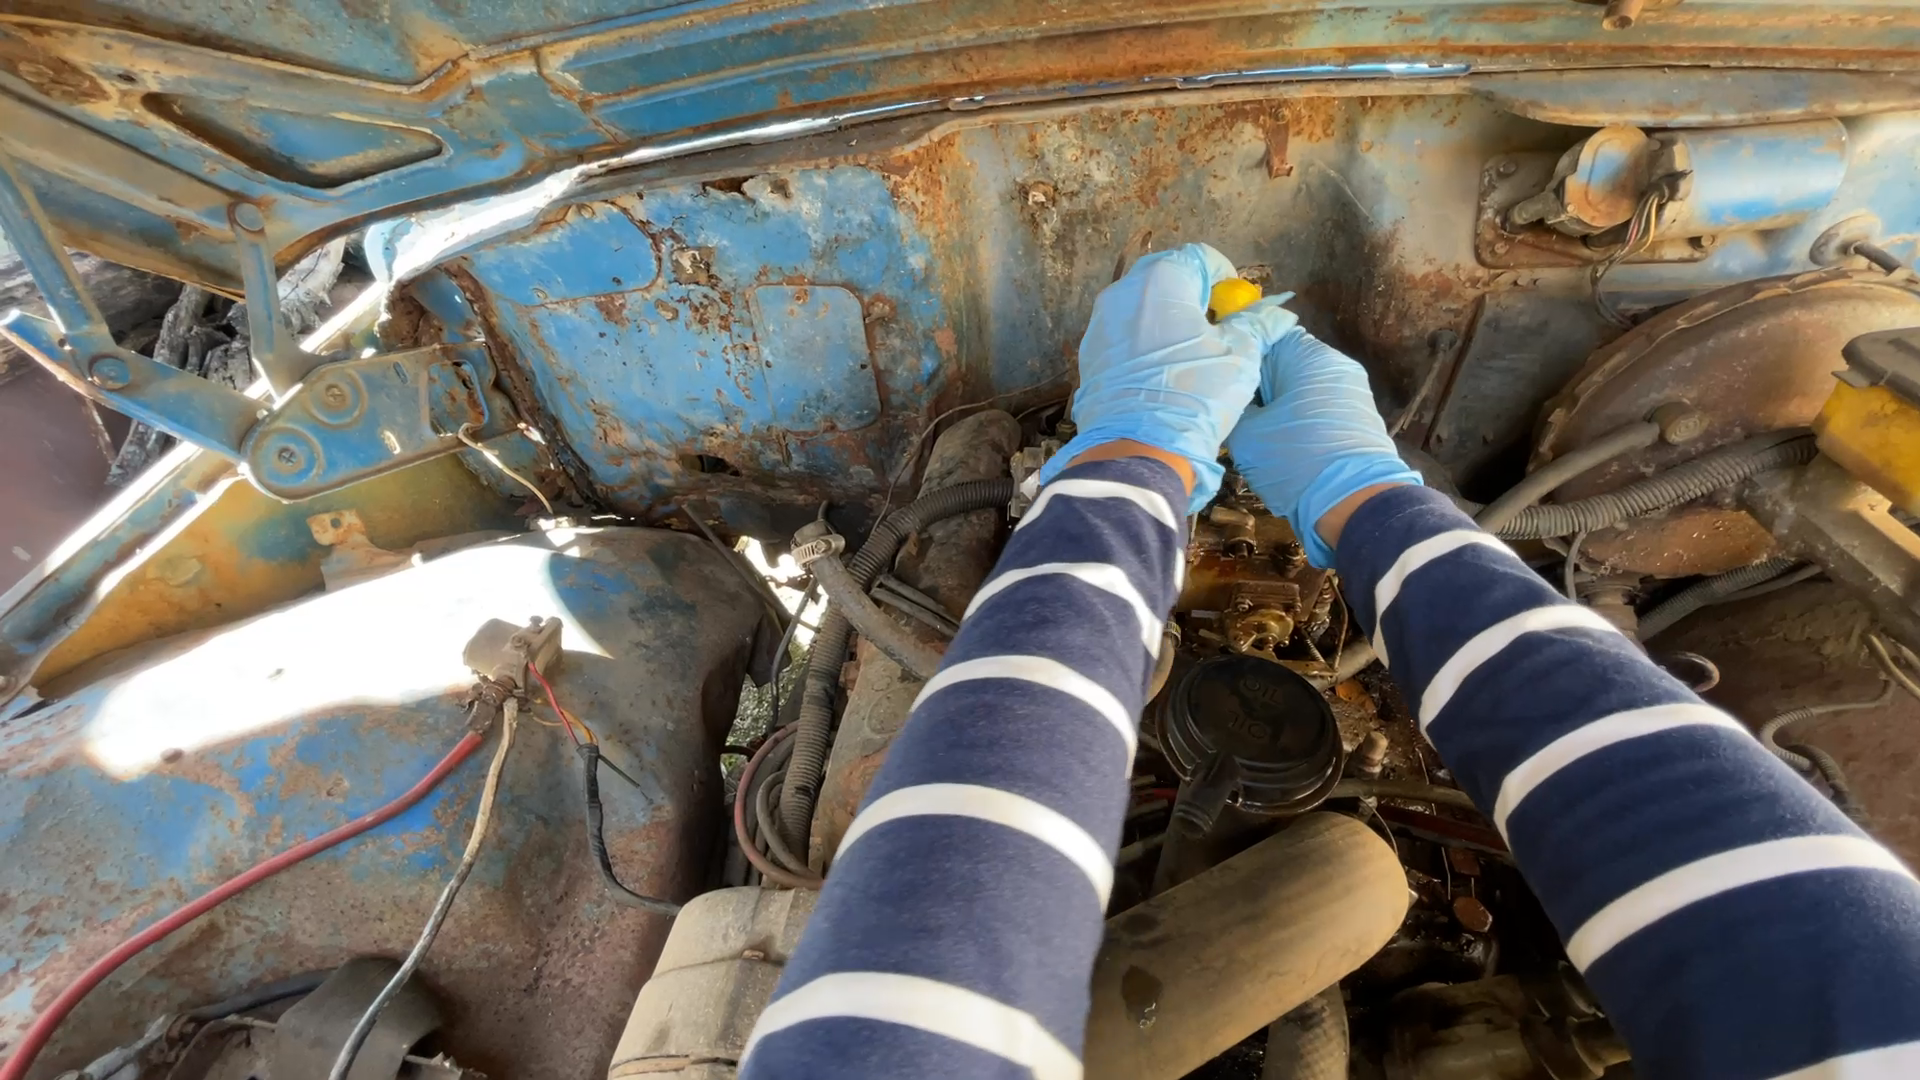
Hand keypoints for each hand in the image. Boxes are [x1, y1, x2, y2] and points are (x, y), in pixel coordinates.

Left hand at [1041, 243, 1300, 512]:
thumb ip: (1258, 323)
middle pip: (1165, 278)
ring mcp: (1099, 325)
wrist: (1138, 448)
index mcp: (1160, 280)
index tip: (1236, 306)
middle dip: (1193, 296)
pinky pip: (1122, 336)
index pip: (1200, 258)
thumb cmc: (1195, 395)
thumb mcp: (1240, 355)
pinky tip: (1161, 372)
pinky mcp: (1089, 357)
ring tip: (1189, 353)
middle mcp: (1121, 294)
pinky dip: (1143, 343)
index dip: (1225, 278)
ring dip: (1166, 320)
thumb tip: (1278, 310)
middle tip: (1215, 328)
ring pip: (1140, 308)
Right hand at [1225, 327, 1422, 565]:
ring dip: (1269, 405)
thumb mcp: (1247, 435)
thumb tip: (1227, 399)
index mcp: (1310, 358)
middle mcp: (1334, 368)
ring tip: (1242, 426)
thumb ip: (1233, 408)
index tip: (1215, 374)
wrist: (1352, 505)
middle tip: (1223, 404)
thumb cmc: (1296, 460)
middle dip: (1252, 382)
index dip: (1237, 352)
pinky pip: (1310, 408)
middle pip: (1281, 363)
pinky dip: (1288, 419)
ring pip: (1294, 388)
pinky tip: (1269, 442)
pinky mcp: (1351, 420)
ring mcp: (1347, 394)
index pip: (1266, 335)